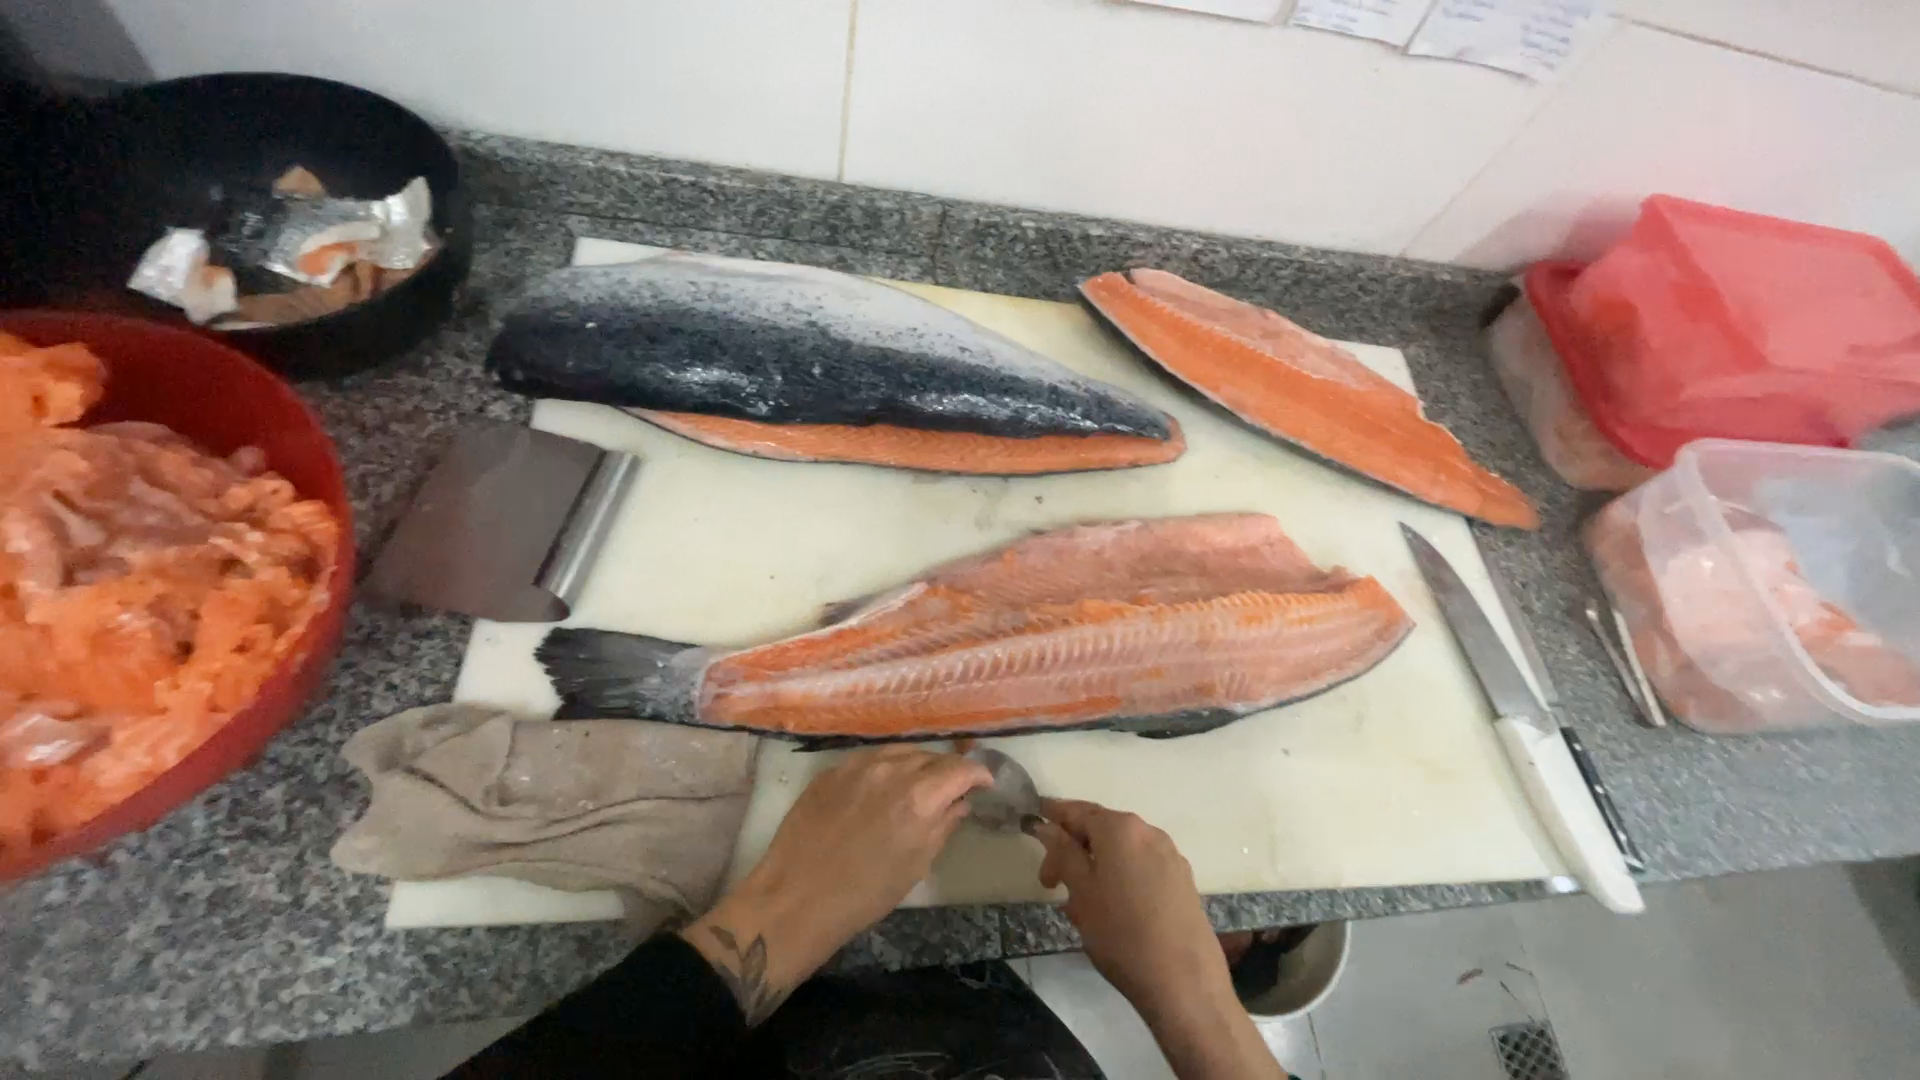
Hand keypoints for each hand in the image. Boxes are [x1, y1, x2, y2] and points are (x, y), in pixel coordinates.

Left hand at [681, 746, 990, 1023]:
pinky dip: (886, 767)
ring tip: (918, 785)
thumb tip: (960, 803)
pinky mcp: (832, 769)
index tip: (984, 783)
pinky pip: (870, 758)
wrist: (797, 898)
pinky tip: (883, 787)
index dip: (978, 773)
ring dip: (916, 765)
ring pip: (900, 751)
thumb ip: (943, 825)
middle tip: (952, 789)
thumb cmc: (865, 893)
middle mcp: (890, 769)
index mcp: (918, 796)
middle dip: (947, 770)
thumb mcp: (916, 864)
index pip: (960, 768)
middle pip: (931, 756)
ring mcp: (857, 765)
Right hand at [1031, 798, 1229, 1015]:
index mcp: (1120, 828)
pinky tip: (1111, 910)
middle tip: (1050, 884)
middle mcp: (1149, 832)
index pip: (1077, 811)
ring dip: (1096, 867)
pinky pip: (1141, 868)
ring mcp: (1170, 856)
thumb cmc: (1121, 934)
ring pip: (1121, 852)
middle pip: (1100, 829)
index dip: (1052, 818)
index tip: (1032, 825)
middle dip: (1072, 851)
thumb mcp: (1081, 892)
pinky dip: (1120, 878)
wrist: (1184, 983)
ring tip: (1080, 905)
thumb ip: (1062, 852)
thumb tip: (1047, 826)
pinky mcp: (1182, 881)